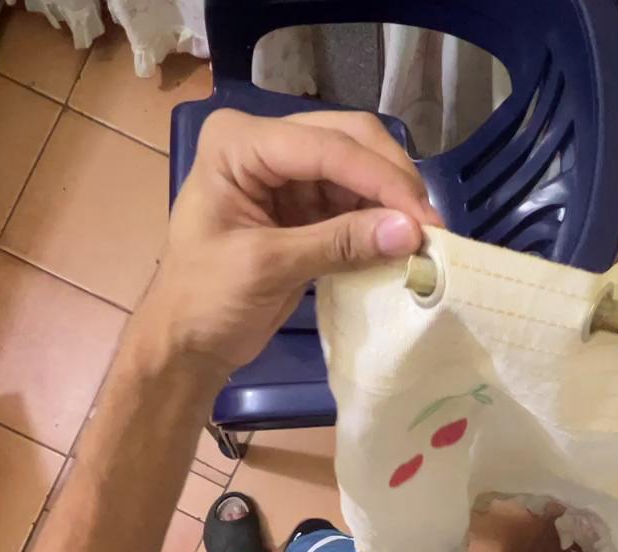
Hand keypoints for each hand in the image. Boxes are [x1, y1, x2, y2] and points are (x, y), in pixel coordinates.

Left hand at [132, 109, 443, 379]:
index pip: (325, 146)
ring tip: (424, 238)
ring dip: (392, 202)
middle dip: (392, 182)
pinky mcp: (303, 209)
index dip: (380, 180)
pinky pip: (352, 204)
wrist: (186, 343)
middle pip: (348, 142)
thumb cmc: (206, 302)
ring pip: (357, 171)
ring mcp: (286, 176)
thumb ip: (338, 244)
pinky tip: (402, 243)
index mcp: (239, 143)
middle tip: (431, 227)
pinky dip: (378, 223)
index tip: (423, 220)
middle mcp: (265, 146)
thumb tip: (410, 233)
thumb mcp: (268, 268)